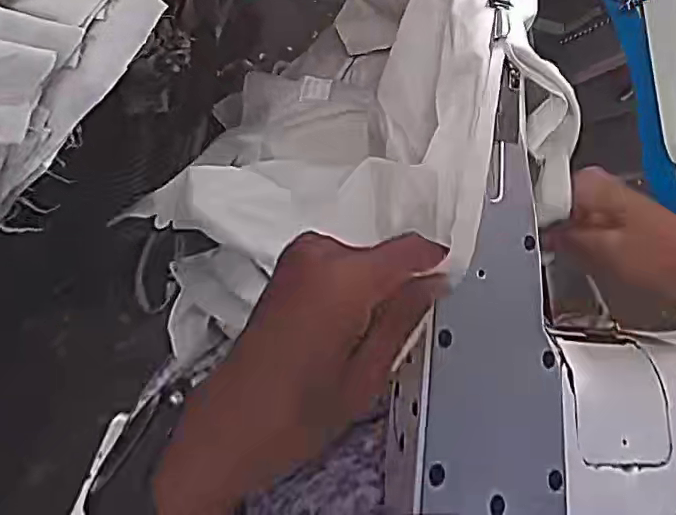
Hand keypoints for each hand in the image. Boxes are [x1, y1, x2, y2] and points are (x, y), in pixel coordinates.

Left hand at [153, 232, 446, 514]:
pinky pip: (340, 260)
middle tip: (392, 330)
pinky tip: (337, 325)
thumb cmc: (290, 413)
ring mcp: (300, 254)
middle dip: (398, 284)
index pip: (411, 248)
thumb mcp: (367, 375)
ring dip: (372, 286)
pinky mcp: (290, 262)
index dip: (436, 262)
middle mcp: (321, 253)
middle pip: (385, 256)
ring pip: (364, 259)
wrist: (227, 426)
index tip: (447, 278)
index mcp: (344, 278)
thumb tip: (435, 282)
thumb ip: (406, 317)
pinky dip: (349, 283)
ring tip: (355, 335)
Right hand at [547, 167, 675, 303]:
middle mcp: (603, 184)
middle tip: (549, 252)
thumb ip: (566, 237)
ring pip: (570, 215)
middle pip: (556, 202)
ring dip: (565, 235)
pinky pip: (586, 225)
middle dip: (549, 226)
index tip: (529, 235)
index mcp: (594, 182)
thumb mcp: (605, 254)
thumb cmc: (668, 260)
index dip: (534, 216)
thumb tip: (542, 232)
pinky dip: (581, 240)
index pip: (545, 190)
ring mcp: (612, 200)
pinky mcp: (620, 216)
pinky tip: (590, 260)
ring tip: (573, 260)